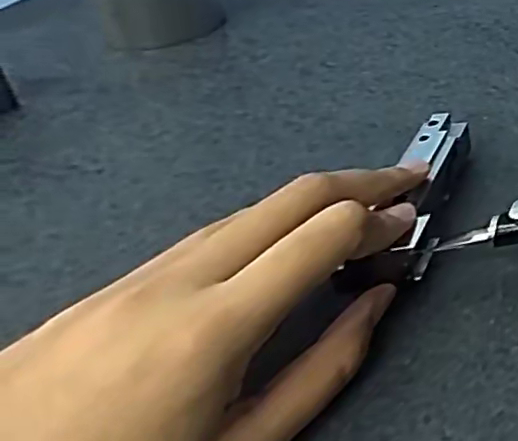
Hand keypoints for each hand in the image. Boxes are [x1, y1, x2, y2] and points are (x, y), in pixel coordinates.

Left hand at [0, 163, 427, 440]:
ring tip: (349, 210)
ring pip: (243, 213)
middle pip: (294, 195)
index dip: (385, 214)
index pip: (330, 226)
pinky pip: (190, 246)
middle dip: (365, 179)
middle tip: (409, 179)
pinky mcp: (80, 303)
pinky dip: (254, 231)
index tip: (411, 217)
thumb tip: (378, 300)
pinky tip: (268, 253)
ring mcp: (116, 291)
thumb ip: (328, 366)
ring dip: (311, 202)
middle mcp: (167, 291)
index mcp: (212, 329)